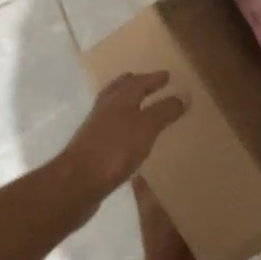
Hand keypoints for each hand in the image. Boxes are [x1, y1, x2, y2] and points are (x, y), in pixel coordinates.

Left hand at [60, 72, 187, 193]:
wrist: (76, 184)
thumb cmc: (114, 150)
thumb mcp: (146, 127)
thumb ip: (164, 111)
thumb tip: (184, 93)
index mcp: (119, 99)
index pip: (138, 82)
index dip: (153, 79)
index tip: (167, 75)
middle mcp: (105, 109)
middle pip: (119, 91)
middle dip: (133, 85)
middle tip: (146, 82)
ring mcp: (95, 130)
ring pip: (113, 109)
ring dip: (126, 104)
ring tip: (138, 107)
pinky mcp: (92, 150)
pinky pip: (111, 129)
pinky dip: (122, 126)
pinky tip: (128, 138)